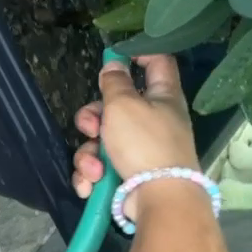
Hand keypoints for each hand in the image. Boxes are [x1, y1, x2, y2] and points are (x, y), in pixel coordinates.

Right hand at [71, 54, 201, 200]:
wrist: (158, 199)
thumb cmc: (145, 143)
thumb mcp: (124, 105)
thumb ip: (115, 83)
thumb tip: (114, 65)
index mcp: (162, 97)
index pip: (158, 63)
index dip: (139, 53)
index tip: (114, 56)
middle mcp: (153, 120)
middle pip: (114, 106)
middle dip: (92, 118)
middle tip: (90, 128)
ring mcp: (141, 148)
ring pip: (101, 139)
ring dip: (89, 154)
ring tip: (94, 169)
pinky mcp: (128, 173)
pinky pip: (100, 165)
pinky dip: (92, 174)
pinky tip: (91, 183)